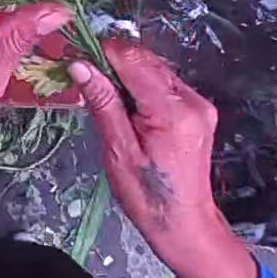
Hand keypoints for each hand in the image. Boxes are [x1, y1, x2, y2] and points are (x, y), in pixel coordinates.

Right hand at [69, 41, 257, 277]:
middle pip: (146, 60)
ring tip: (103, 95)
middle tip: (85, 77)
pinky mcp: (198, 108)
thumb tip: (80, 65)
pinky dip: (141, 86)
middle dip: (113, 63)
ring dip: (126, 74)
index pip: (134, 60)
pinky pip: (164, 83)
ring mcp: (199, 102)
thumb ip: (103, 103)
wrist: (186, 225)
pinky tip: (127, 106)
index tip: (77, 59)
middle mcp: (192, 99)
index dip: (103, 53)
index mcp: (172, 111)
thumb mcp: (118, 151)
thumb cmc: (148, 197)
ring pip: (155, 69)